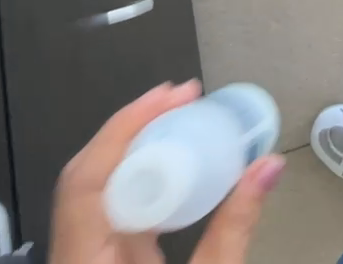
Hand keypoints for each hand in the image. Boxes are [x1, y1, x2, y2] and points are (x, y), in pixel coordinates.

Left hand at [51, 80, 284, 263]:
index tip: (176, 95)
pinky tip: (179, 171)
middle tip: (189, 99)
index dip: (125, 127)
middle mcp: (74, 262)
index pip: (87, 181)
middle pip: (89, 178)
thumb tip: (268, 164)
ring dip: (140, 151)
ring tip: (186, 122)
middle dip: (137, 129)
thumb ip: (235, 229)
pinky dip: (145, 182)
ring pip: (98, 196)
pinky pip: (113, 215)